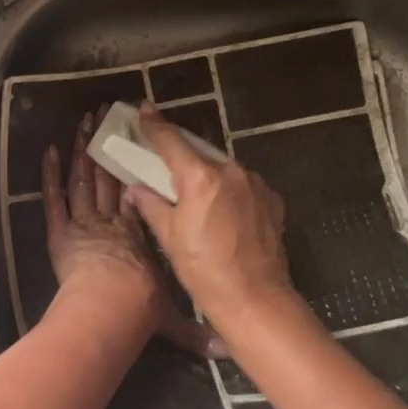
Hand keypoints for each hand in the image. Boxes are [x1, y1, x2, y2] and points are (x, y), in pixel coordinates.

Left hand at [43, 112, 223, 357]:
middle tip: (109, 118)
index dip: (133, 171)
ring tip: (84, 120)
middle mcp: (111, 221)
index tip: (136, 147)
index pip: (134, 196)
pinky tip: (51, 150)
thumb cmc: (139, 309)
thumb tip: (224, 351)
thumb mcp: (171, 319)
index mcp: (137, 235)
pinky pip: (54, 198)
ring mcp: (84, 222)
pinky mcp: (60, 231)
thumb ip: (194, 331)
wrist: (111, 309)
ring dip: (84, 149)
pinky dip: (51, 174)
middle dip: (109, 147)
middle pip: (108, 177)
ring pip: (83, 179)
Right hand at [125, 103, 297, 329]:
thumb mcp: (169, 237)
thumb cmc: (204, 270)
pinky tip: (223, 213)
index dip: (154, 124)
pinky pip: (243, 186)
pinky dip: (229, 191)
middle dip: (183, 156)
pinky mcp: (272, 200)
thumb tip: (136, 188)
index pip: (170, 140)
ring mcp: (255, 185)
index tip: (144, 109)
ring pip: (223, 169)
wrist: (255, 299)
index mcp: (200, 178)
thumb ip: (151, 204)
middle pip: (199, 153)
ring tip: (198, 198)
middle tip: (167, 165)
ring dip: (208, 176)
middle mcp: (230, 172)